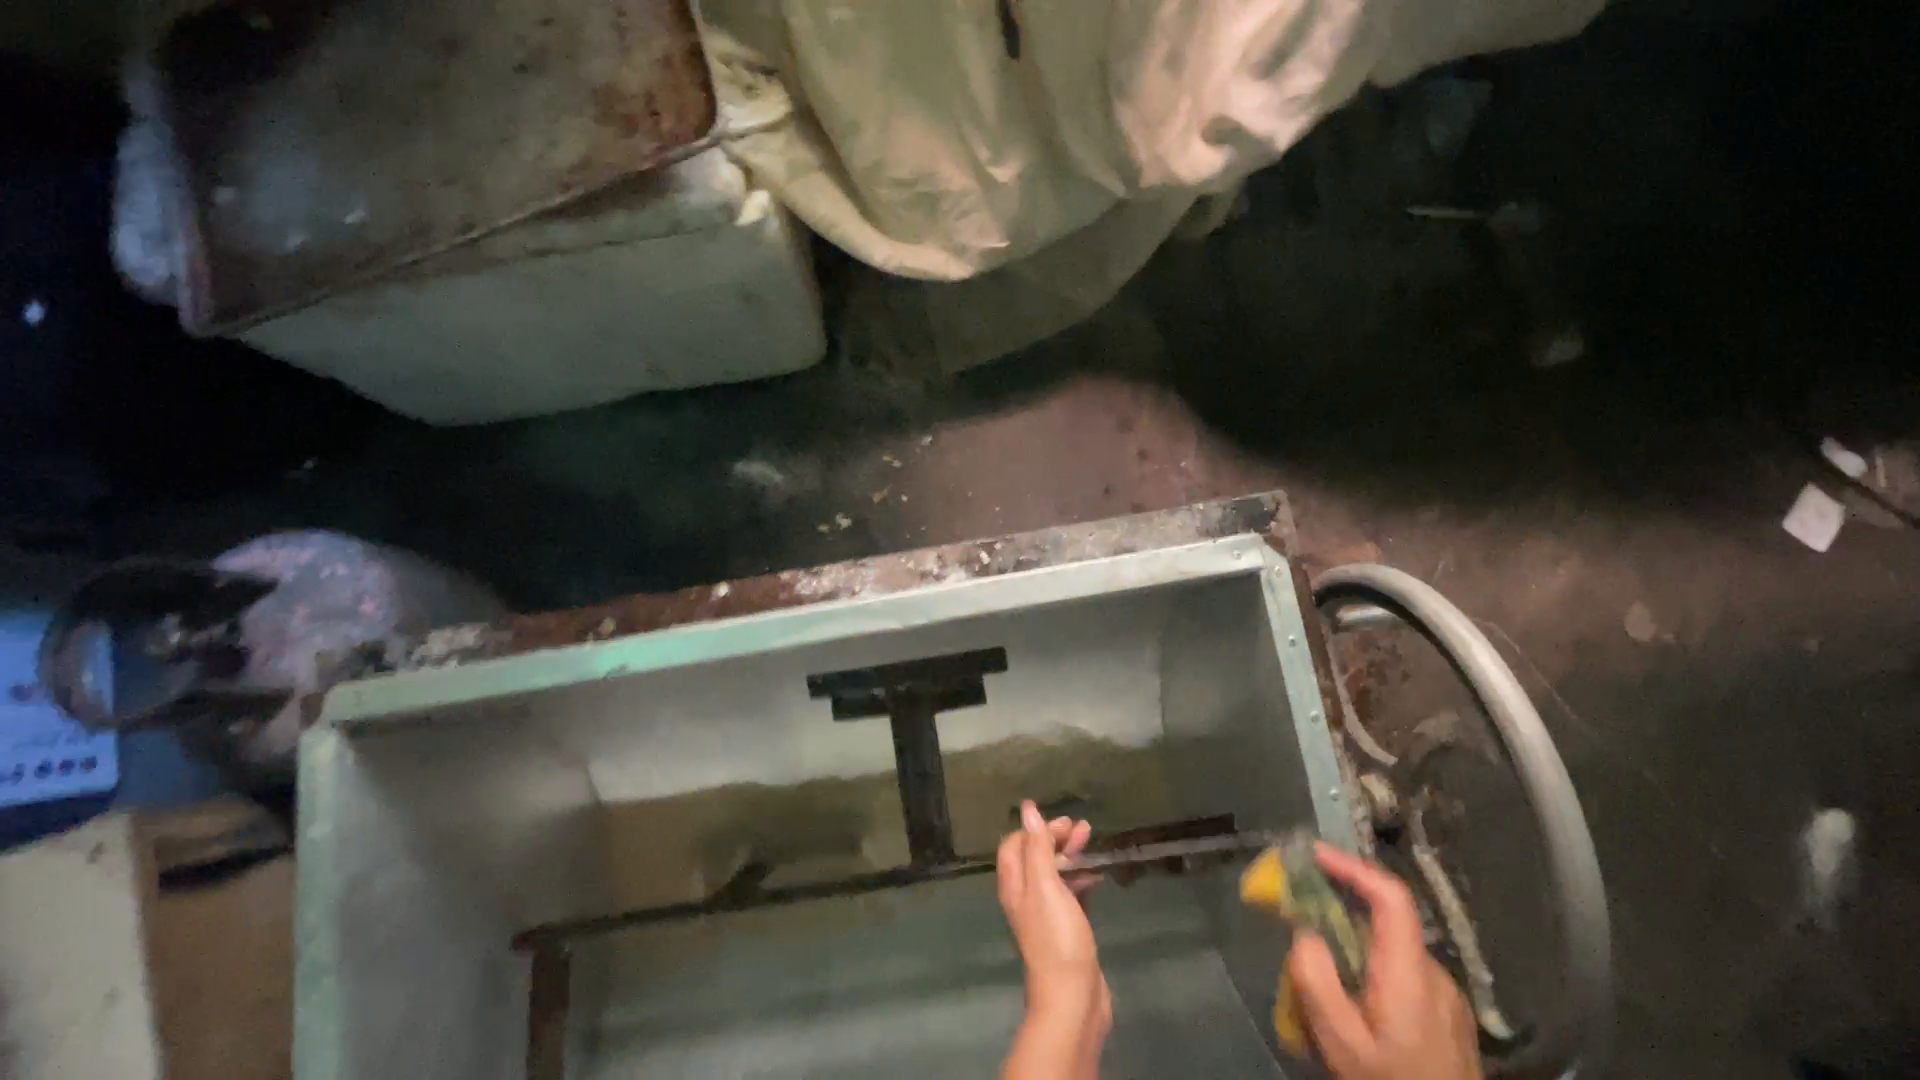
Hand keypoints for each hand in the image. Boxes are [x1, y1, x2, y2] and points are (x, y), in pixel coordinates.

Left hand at [998, 800, 1109, 1079]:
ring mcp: (1045, 915)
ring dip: (1070, 856)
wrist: (1073, 999)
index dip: (1036, 829)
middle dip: (1055, 839)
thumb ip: (1037, 848)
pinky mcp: (1066, 929)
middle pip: (1035, 857)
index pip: (1015, 845)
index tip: (1064, 823)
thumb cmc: (1057, 939)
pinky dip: (1081, 880)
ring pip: (1054, 874)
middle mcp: (1025, 897)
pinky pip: (1070, 894)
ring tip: (1092, 844)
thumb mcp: (1045, 887)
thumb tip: (1027, 809)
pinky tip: (1098, 876)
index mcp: (1015, 886)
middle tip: (1083, 829)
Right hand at [1287, 845, 1482, 1079]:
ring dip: (1354, 944)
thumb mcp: (1341, 1042)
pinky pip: (1403, 973)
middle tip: (1297, 912)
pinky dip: (1372, 968)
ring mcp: (1446, 995)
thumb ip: (1317, 982)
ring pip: (1392, 950)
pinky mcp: (1448, 1015)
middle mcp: (1434, 973)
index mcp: (1409, 972)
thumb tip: (1303, 931)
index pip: (1391, 898)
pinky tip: (1351, 999)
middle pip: (1385, 921)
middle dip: (1339, 909)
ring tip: (1318, 964)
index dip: (1353, 868)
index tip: (1314, 855)